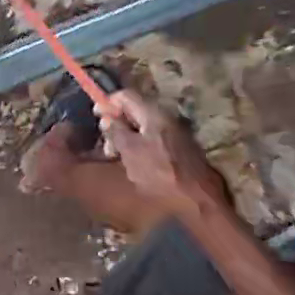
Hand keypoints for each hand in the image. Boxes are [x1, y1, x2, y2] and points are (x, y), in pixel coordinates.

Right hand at [97, 90, 227, 220]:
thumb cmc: (159, 172)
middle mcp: (166, 118)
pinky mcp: (180, 149)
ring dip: (128, 138)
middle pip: (134, 111)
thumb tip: (106, 117)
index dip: (108, 102)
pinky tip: (136, 164)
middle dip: (117, 124)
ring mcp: (175, 134)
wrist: (198, 198)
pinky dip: (141, 147)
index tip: (97, 116)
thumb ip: (115, 130)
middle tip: (107, 144)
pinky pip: (154, 140)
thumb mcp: (129, 150)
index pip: (125, 95)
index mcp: (153, 113)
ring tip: (119, 157)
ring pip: (143, 127)